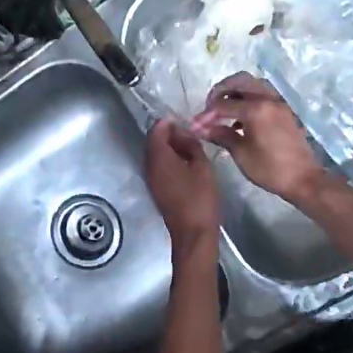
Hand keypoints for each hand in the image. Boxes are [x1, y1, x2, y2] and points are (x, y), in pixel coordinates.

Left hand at [144, 118, 219, 249]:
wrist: (193, 233)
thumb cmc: (200, 199)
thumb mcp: (202, 167)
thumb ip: (192, 146)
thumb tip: (184, 133)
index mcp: (159, 158)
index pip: (156, 131)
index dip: (168, 123)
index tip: (183, 120)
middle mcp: (150, 167)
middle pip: (153, 143)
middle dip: (169, 134)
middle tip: (189, 133)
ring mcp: (152, 180)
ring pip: (156, 156)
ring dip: (170, 148)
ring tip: (191, 146)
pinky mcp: (157, 190)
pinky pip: (159, 167)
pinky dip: (170, 160)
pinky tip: (186, 163)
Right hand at [191, 72, 328, 203]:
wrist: (303, 178)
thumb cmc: (270, 169)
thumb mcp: (241, 154)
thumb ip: (221, 136)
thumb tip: (202, 128)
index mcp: (256, 109)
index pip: (224, 104)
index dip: (207, 114)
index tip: (197, 124)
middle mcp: (268, 99)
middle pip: (240, 81)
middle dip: (221, 90)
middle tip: (210, 106)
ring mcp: (279, 103)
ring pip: (254, 85)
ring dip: (236, 92)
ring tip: (224, 110)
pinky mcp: (284, 111)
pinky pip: (263, 95)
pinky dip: (249, 99)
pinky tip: (240, 120)